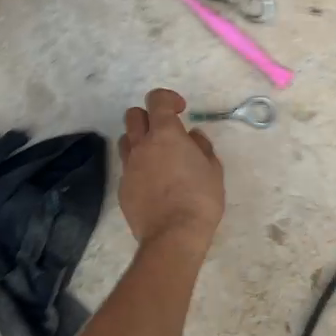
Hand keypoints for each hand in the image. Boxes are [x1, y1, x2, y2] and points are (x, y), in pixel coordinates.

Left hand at [117, 88, 225, 251]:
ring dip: (139, 140)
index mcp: (165, 134)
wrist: (173, 236)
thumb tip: (192, 137)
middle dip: (148, 116)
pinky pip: (127, 168)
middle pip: (133, 115)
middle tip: (165, 132)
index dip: (168, 99)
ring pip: (125, 140)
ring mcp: (128, 167)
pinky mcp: (122, 188)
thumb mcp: (213, 169)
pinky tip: (153, 185)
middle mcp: (142, 145)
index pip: (157, 100)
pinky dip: (138, 168)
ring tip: (156, 157)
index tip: (180, 110)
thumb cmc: (200, 199)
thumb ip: (202, 147)